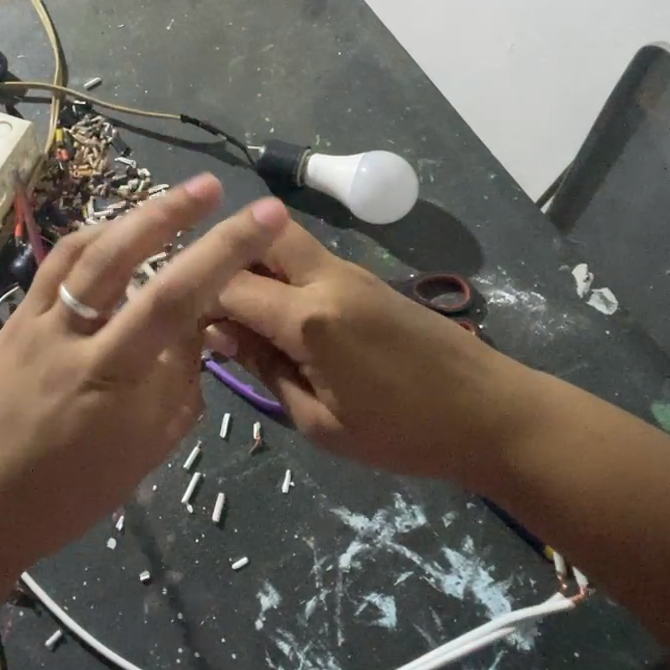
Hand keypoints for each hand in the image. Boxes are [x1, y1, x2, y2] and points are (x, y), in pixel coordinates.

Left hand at [0, 173, 289, 573]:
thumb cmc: (64, 495)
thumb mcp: (140, 457)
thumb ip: (177, 389)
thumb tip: (198, 331)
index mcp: (110, 382)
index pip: (177, 301)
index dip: (225, 251)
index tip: (266, 216)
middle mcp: (71, 340)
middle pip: (125, 260)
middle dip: (174, 214)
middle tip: (213, 185)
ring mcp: (36, 324)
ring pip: (84, 253)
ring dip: (130, 218)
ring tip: (169, 198)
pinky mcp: (14, 320)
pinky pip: (55, 267)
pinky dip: (91, 240)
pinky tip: (114, 233)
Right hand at [208, 221, 535, 482]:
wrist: (492, 415)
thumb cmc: (402, 433)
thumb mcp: (320, 423)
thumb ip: (264, 370)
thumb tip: (218, 335)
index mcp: (309, 318)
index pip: (228, 286)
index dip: (195, 299)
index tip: (177, 320)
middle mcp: (326, 278)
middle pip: (259, 236)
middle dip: (224, 258)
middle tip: (206, 300)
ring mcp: (350, 272)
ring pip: (284, 241)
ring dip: (253, 262)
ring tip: (235, 309)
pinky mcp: (366, 278)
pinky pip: (308, 260)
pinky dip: (280, 273)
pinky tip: (276, 315)